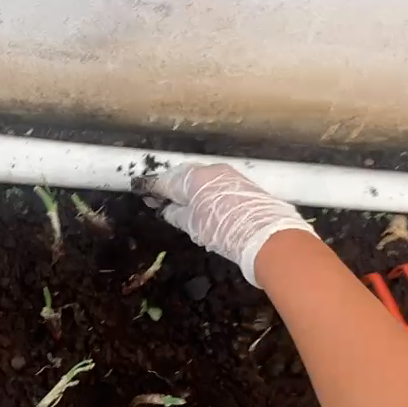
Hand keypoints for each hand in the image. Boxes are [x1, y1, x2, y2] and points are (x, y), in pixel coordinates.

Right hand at [147, 162, 314, 284]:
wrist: (266, 235)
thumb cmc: (224, 230)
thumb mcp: (193, 225)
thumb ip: (175, 213)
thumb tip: (165, 208)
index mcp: (194, 178)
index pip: (166, 181)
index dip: (152, 188)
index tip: (141, 190)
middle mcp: (210, 170)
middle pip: (183, 176)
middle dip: (170, 186)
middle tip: (158, 199)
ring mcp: (228, 175)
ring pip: (200, 179)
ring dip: (188, 189)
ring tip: (178, 203)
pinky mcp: (241, 183)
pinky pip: (214, 183)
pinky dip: (203, 191)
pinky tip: (200, 203)